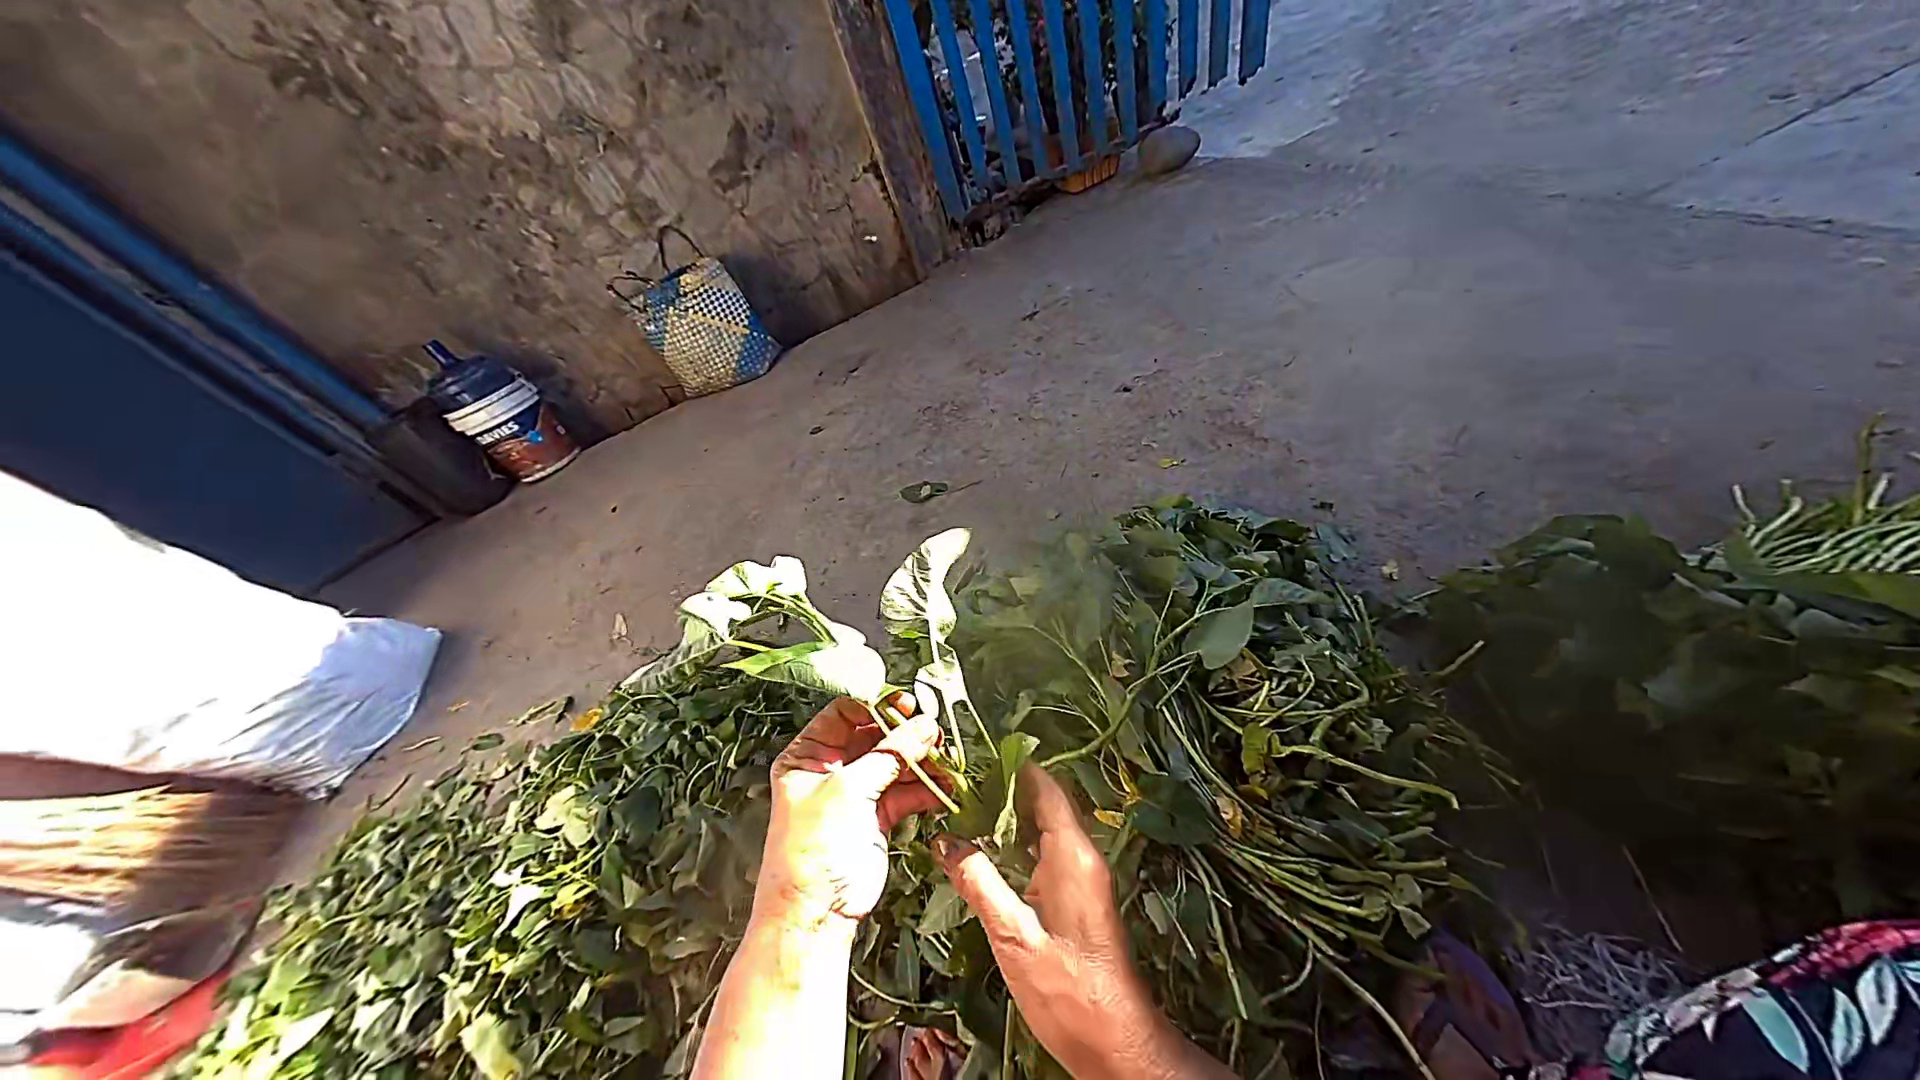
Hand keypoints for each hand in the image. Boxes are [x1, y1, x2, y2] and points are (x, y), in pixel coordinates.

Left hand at [756, 693, 946, 928]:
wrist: (817, 913)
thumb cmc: (810, 851)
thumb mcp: (848, 789)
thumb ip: (889, 754)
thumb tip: (922, 726)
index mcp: (808, 756)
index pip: (844, 713)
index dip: (875, 705)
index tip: (906, 703)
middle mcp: (831, 770)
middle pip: (874, 736)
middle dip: (905, 732)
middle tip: (932, 728)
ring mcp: (856, 792)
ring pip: (894, 763)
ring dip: (921, 759)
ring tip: (944, 756)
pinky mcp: (876, 815)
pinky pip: (905, 791)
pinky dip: (926, 788)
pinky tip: (944, 785)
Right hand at [932, 767, 1233, 1079]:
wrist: (1116, 1042)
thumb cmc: (1070, 991)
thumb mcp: (1013, 935)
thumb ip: (978, 882)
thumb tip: (944, 840)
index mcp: (1072, 853)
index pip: (1045, 787)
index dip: (1012, 766)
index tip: (975, 758)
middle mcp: (1080, 855)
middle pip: (1041, 802)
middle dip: (1001, 791)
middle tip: (958, 787)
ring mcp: (1080, 875)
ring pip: (1041, 827)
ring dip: (1006, 818)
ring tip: (962, 813)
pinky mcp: (1076, 895)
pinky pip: (1043, 851)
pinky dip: (1014, 844)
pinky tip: (985, 854)